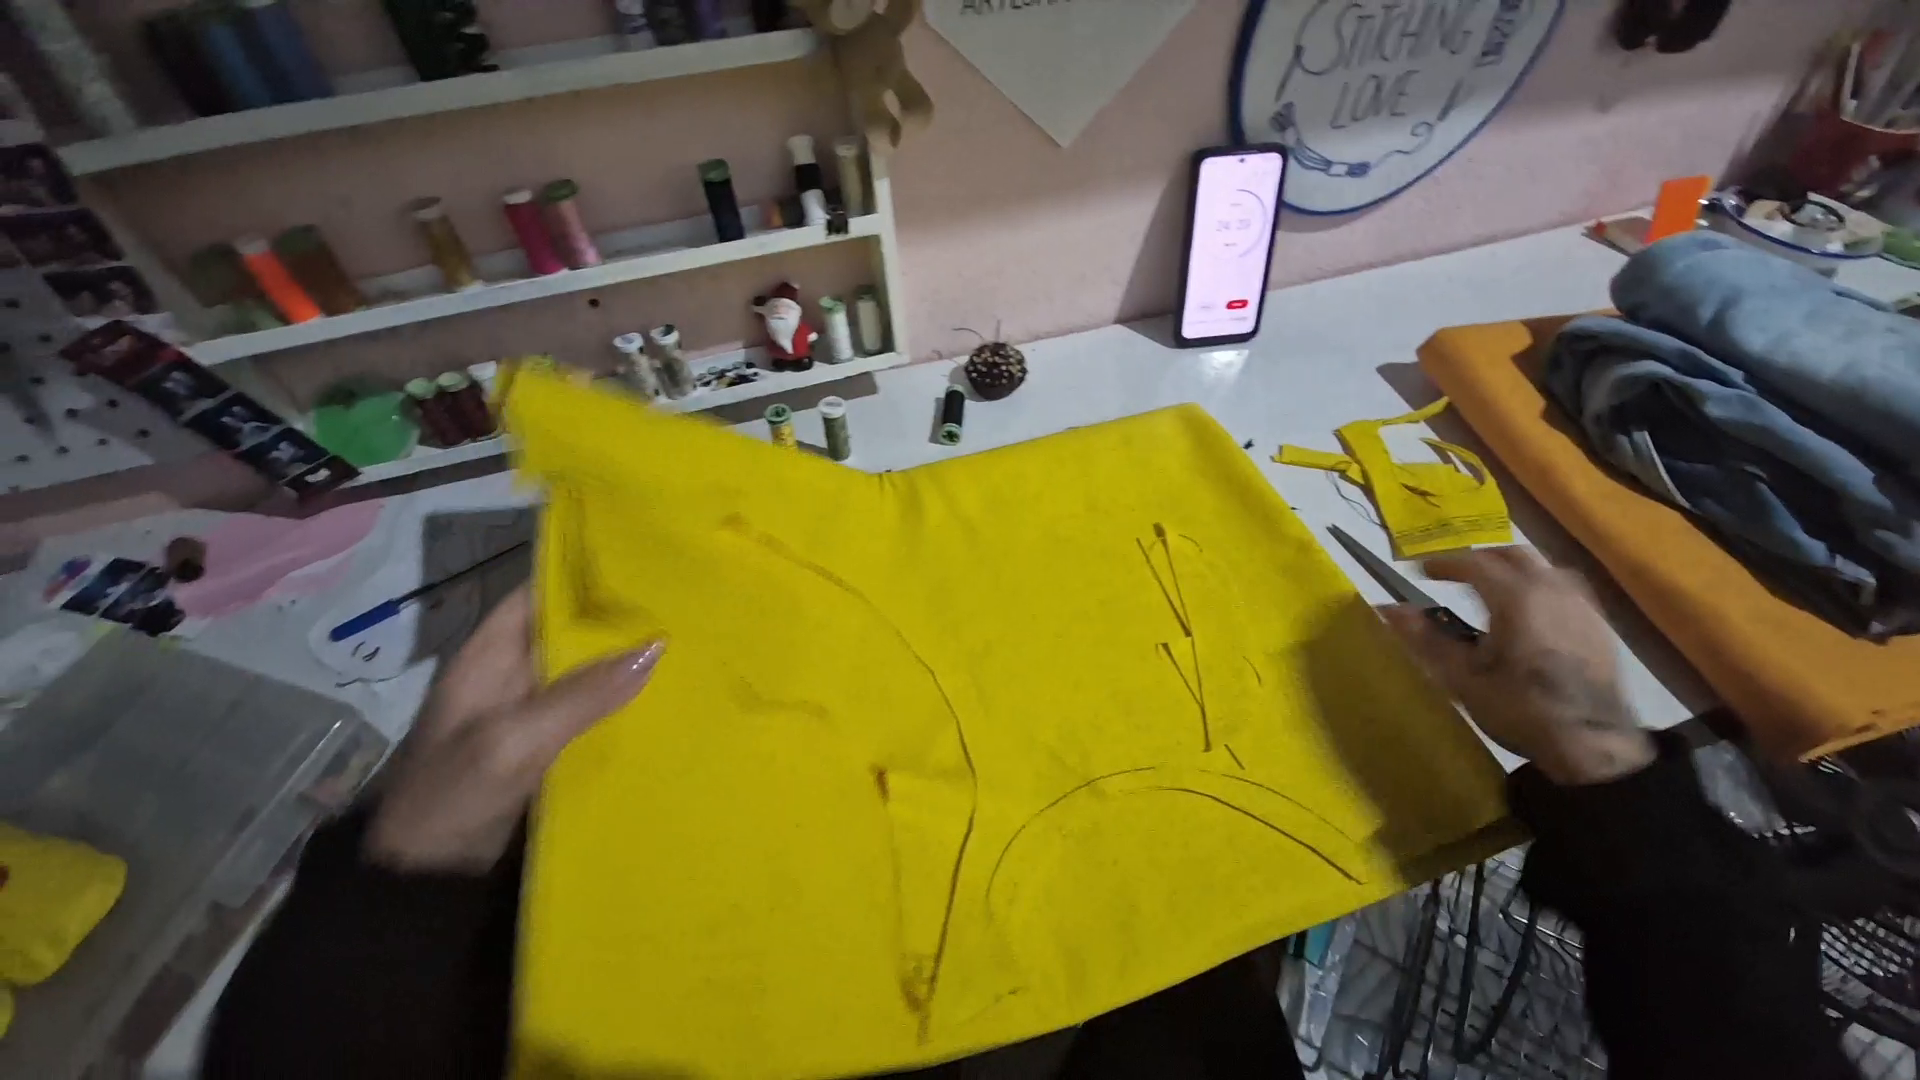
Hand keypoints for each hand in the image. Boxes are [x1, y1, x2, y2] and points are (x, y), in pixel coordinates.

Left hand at [365, 587, 663, 872]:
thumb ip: (582, 694)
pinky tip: (672, 696)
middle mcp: (515, 674)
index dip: (586, 574)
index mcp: (490, 656)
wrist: (425, 882)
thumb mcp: (515, 740)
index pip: (540, 594)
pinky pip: (597, 711)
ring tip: (695, 641)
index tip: (645, 561)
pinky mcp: (553, 747)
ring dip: (631, 661)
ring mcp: (534, 712)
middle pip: (573, 630)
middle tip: (688, 602)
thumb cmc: (454, 796)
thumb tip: (657, 645)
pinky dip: (629, 701)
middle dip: (622, 617)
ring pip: (590, 671)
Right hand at [1378, 547, 1654, 785]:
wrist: (1592, 743)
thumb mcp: (1460, 675)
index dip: (1444, 563)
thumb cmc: (1518, 707)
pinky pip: (1565, 587)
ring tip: (1493, 587)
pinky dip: (1539, 585)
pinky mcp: (1599, 624)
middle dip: (1479, 559)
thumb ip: (1424, 637)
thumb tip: (1387, 609)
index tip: (1422, 571)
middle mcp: (1551, 590)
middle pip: (1512, 555)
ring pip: (1543, 567)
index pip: (1474, 563)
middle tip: (1454, 574)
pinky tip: (1531, 610)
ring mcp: (1581, 605)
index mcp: (1515, 597)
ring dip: (1512, 569)